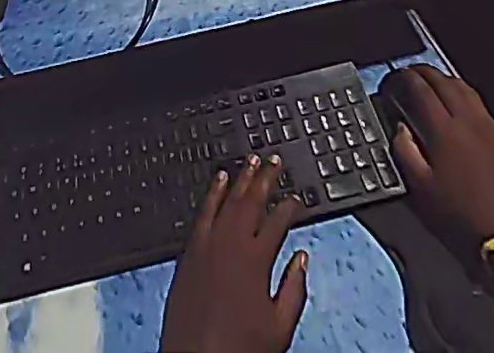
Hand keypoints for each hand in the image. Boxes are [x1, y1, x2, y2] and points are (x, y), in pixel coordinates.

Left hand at [160, 154, 308, 352]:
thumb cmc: (239, 347)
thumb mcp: (279, 326)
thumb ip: (294, 288)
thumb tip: (302, 258)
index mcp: (257, 260)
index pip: (278, 222)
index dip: (289, 207)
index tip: (296, 197)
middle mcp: (232, 243)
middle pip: (252, 201)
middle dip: (265, 178)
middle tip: (274, 159)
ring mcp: (209, 241)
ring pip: (228, 199)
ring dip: (241, 177)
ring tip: (251, 159)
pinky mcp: (191, 246)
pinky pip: (204, 209)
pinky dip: (213, 191)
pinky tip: (219, 178)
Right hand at [385, 66, 493, 259]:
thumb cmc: (463, 218)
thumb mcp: (420, 188)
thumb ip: (405, 152)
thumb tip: (400, 131)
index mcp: (445, 131)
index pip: (422, 90)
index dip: (406, 78)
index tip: (397, 76)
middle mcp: (470, 123)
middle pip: (446, 82)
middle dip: (426, 72)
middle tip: (413, 72)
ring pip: (468, 92)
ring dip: (448, 81)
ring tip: (436, 82)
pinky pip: (484, 109)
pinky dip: (467, 99)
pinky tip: (462, 110)